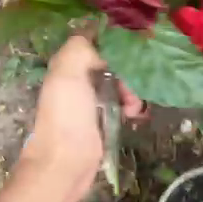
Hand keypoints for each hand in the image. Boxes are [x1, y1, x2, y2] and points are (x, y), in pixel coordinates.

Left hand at [16, 36, 143, 201]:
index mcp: (67, 64)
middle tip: (134, 83)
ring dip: (133, 89)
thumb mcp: (67, 73)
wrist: (65, 162)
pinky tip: (135, 114)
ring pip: (121, 81)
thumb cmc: (67, 116)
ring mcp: (92, 100)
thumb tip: (105, 48)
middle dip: (129, 68)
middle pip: (113, 60)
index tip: (137, 41)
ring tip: (134, 106)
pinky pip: (124, 102)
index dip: (115, 38)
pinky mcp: (104, 119)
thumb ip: (82, 48)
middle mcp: (79, 78)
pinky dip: (133, 104)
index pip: (95, 38)